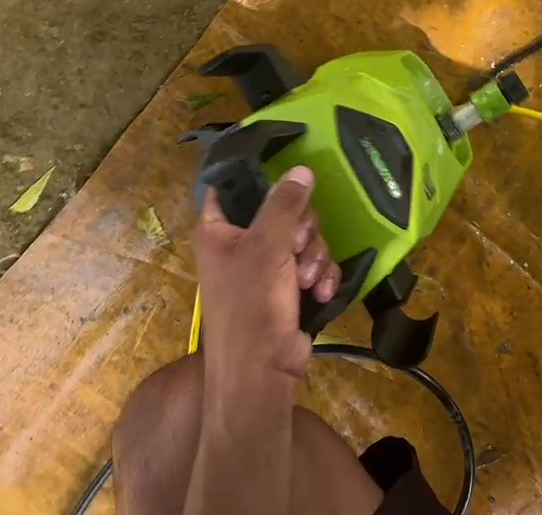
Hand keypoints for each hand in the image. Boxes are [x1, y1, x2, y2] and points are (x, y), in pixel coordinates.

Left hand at [196, 165, 341, 380]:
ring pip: (303, 238)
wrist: (262, 373)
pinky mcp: (288, 288)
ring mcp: (265, 267)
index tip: (287, 178)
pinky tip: (322, 291)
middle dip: (301, 231)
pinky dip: (321, 276)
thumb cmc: (250, 305)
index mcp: (218, 230)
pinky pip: (312, 264)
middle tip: (298, 248)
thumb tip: (302, 168)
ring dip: (313, 257)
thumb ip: (285, 203)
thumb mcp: (268, 246)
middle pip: (281, 210)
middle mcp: (239, 244)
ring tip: (309, 280)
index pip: (232, 186)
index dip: (258, 177)